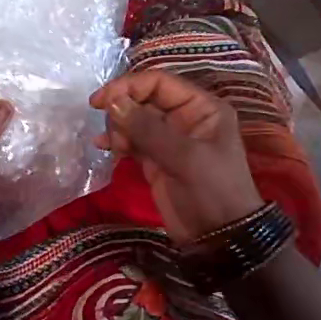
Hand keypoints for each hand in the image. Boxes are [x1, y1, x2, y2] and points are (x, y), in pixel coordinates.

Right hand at [91, 70, 262, 242]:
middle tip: (111, 132)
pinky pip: (132, 142)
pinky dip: (117, 142)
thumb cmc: (212, 190)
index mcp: (201, 107)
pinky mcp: (156, 161)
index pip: (159, 83)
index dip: (128, 86)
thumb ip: (147, 128)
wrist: (220, 236)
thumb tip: (112, 101)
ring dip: (118, 127)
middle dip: (123, 110)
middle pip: (144, 99)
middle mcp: (185, 118)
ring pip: (135, 120)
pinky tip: (104, 147)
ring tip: (113, 146)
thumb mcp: (184, 157)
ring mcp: (170, 140)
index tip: (100, 101)